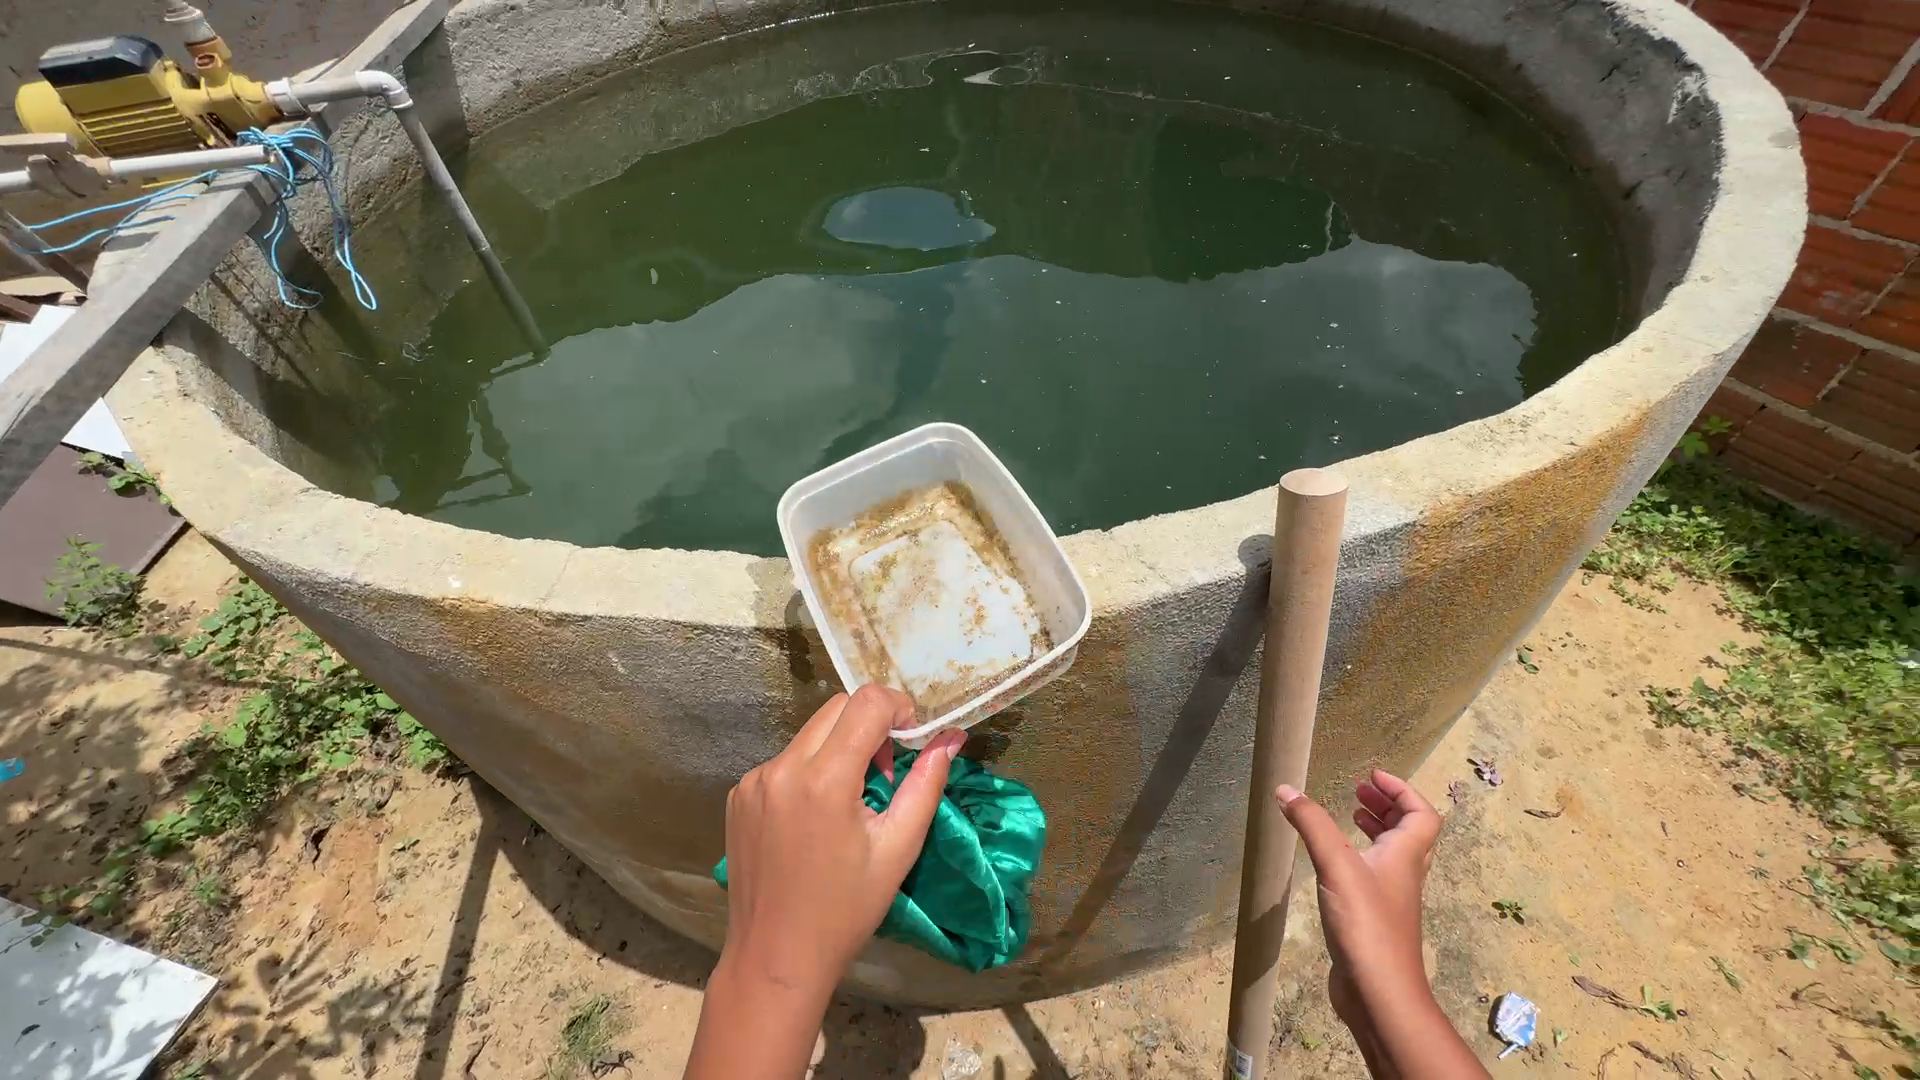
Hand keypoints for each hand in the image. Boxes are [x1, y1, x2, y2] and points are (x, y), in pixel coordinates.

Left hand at [686, 685, 964, 1078]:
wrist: (775, 958)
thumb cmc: (846, 909)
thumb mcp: (898, 848)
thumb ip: (927, 783)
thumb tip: (951, 737)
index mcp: (825, 779)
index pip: (867, 702)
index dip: (898, 708)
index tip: (910, 740)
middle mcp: (783, 768)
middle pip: (837, 708)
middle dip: (870, 725)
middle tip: (885, 772)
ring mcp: (754, 780)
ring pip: (810, 733)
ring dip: (839, 747)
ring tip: (851, 800)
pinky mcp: (739, 794)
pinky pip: (785, 760)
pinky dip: (810, 770)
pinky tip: (815, 817)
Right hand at [1278, 770, 1487, 1078]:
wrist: (1379, 993)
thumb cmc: (1366, 924)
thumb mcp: (1335, 864)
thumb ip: (1311, 824)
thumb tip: (1285, 789)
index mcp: (1405, 857)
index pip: (1421, 815)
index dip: (1401, 791)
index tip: (1371, 775)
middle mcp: (1403, 874)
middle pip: (1409, 832)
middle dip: (1386, 806)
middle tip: (1357, 790)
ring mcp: (1390, 898)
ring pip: (1391, 853)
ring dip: (1374, 829)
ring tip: (1347, 815)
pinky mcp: (1372, 918)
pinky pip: (1371, 874)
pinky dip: (1356, 856)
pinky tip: (1330, 860)